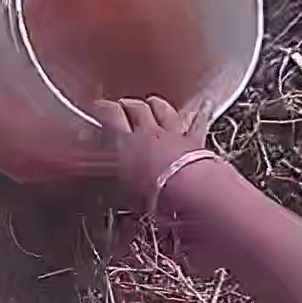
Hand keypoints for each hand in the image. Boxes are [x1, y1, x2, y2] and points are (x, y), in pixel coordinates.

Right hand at [94, 96, 209, 203]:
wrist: (188, 190)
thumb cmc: (153, 194)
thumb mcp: (125, 195)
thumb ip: (117, 187)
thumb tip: (111, 200)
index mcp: (128, 143)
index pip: (112, 116)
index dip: (105, 109)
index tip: (100, 107)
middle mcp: (150, 133)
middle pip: (138, 109)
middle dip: (129, 104)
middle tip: (123, 104)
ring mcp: (174, 135)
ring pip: (164, 111)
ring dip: (157, 105)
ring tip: (152, 101)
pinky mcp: (195, 142)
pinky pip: (197, 124)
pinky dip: (198, 115)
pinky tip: (201, 109)